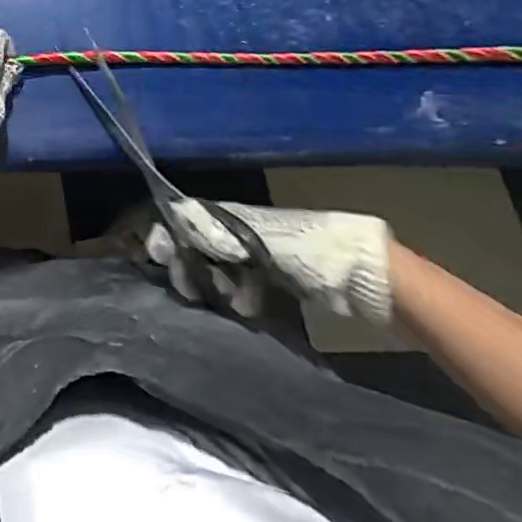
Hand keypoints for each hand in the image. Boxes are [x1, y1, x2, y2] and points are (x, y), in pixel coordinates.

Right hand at [148, 200, 392, 322]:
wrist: (363, 280)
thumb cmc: (307, 251)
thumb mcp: (256, 236)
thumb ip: (212, 228)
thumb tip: (170, 213)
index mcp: (228, 215)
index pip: (181, 220)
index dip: (166, 237)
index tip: (158, 257)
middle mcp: (235, 231)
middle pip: (194, 247)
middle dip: (189, 268)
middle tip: (190, 290)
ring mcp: (253, 257)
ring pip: (214, 270)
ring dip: (214, 287)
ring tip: (230, 303)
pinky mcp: (270, 281)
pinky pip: (237, 287)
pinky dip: (236, 298)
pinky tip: (246, 308)